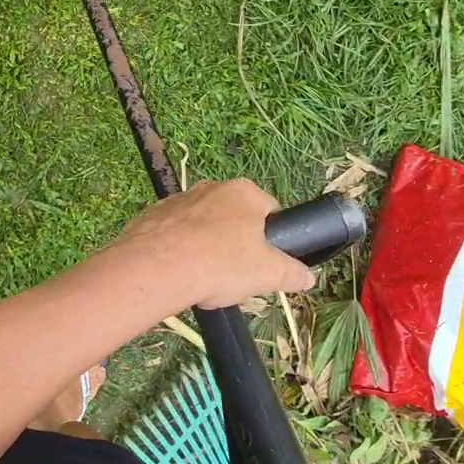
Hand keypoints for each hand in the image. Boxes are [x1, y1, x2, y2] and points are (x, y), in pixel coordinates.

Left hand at [113, 179, 315, 308]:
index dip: (272, 237)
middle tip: (237, 273)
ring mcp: (180, 198)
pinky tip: (181, 271)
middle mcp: (211, 187)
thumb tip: (307, 277)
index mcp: (244, 193)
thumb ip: (292, 273)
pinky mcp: (155, 213)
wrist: (158, 265)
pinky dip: (181, 248)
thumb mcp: (269, 274)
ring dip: (208, 246)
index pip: (270, 210)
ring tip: (206, 276)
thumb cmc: (221, 263)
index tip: (267, 261)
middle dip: (238, 243)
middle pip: (234, 217)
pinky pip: (177, 232)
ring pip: (204, 225)